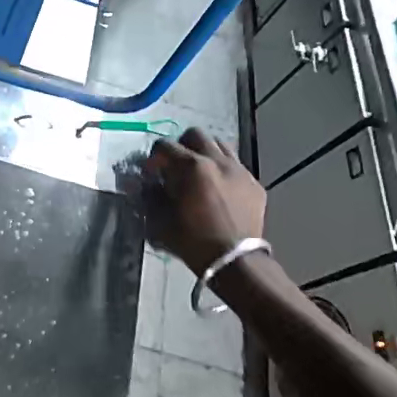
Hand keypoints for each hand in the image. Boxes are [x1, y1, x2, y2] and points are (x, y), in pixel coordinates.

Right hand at [141, 128, 265, 275]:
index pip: (164, 146)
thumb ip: (149, 194)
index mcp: (191, 167)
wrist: (235, 262)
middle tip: (175, 167)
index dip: (153, 158)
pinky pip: (236, 165)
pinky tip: (218, 190)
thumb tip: (142, 182)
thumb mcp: (160, 218)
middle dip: (181, 147)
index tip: (151, 174)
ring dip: (204, 154)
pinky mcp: (254, 184)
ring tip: (198, 174)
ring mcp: (240, 171)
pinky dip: (223, 170)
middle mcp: (217, 161)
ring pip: (219, 145)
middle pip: (195, 135)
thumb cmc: (192, 240)